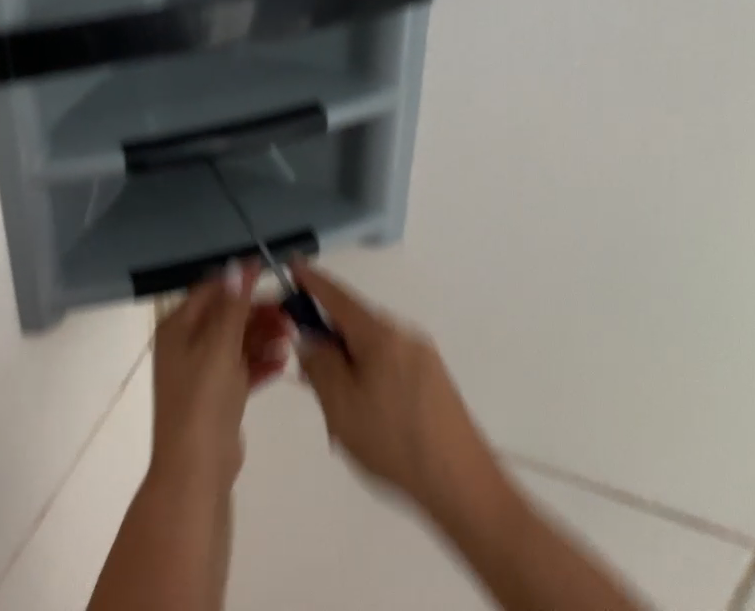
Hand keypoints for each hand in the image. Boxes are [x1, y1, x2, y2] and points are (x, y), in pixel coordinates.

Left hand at [148, 264, 291, 490]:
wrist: (196, 466)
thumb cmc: (203, 399)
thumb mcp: (219, 347)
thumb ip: (232, 307)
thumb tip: (238, 266)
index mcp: (177, 327)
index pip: (209, 291)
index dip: (239, 282)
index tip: (271, 276)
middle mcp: (185, 345)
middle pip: (225, 317)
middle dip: (257, 313)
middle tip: (290, 315)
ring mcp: (201, 371)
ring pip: (235, 343)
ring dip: (262, 338)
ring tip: (291, 338)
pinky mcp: (217, 395)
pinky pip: (241, 369)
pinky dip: (260, 364)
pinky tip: (284, 364)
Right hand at [290, 261, 508, 524]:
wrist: (465, 489)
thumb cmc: (393, 442)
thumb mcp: (339, 404)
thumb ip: (317, 362)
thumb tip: (310, 338)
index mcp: (379, 334)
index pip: (336, 295)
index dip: (310, 280)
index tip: (289, 265)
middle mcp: (404, 336)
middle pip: (352, 323)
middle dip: (326, 340)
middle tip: (309, 377)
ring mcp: (423, 359)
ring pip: (369, 348)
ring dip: (345, 366)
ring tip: (338, 412)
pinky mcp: (434, 382)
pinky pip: (387, 366)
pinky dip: (366, 379)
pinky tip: (364, 418)